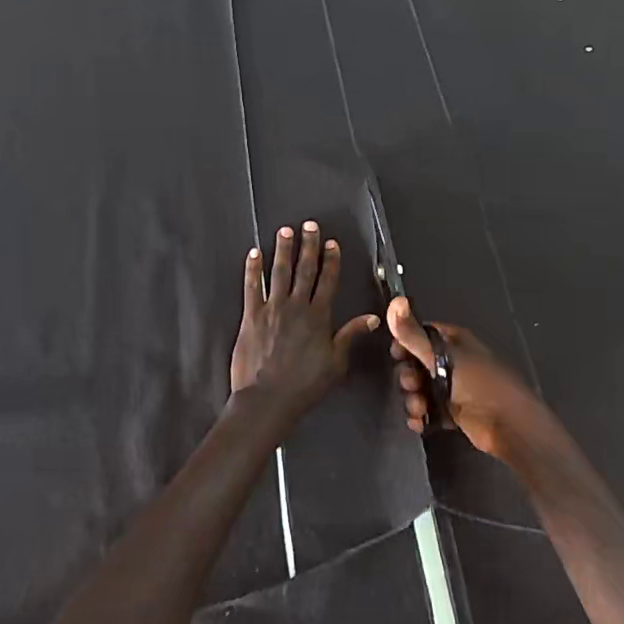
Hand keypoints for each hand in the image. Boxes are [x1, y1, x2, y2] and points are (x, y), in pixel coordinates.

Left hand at [231, 221, 379, 417]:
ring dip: (282, 249)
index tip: (331, 243)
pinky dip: (252, 269)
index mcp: (318, 317)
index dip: (330, 260)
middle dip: (308, 246)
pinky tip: (254, 253)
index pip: (327, 281)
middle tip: (309, 224)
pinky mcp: (250, 315)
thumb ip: (350, 336)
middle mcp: (296, 307)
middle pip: (304, 270)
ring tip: (285, 230)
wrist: (268, 399)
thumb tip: (372, 318)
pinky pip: (251, 286)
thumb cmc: (304, 385)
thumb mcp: (336, 363)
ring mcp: (272, 309)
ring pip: (279, 272)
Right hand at [387, 296, 543, 462]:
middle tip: (411, 385)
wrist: (511, 427)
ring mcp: (455, 388)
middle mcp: (454, 361)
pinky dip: (422, 415)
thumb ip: (414, 334)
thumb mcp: (443, 357)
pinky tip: (419, 422)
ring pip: (422, 388)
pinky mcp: (455, 412)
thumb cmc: (479, 385)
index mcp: (454, 341)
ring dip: (413, 399)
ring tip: (418, 409)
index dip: (405, 343)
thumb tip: (395, 300)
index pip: (421, 334)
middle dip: (408, 376)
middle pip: (417, 364)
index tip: (396, 355)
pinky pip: (430, 409)